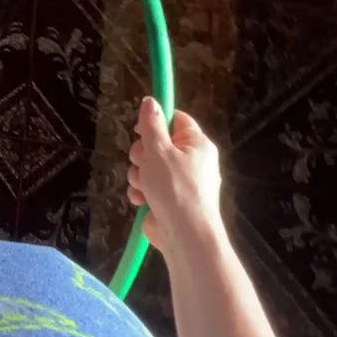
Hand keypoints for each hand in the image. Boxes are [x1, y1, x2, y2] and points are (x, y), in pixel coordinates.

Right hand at [127, 97, 223, 260]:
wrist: (184, 235)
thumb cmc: (174, 187)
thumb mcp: (158, 150)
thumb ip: (151, 124)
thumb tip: (151, 101)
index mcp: (197, 145)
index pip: (177, 120)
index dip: (156, 120)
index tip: (139, 128)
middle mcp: (192, 161)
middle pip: (157, 143)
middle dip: (142, 154)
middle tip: (142, 162)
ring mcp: (180, 182)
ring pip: (148, 166)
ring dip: (139, 175)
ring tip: (143, 186)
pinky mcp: (169, 199)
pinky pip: (149, 186)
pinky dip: (142, 191)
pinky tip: (142, 200)